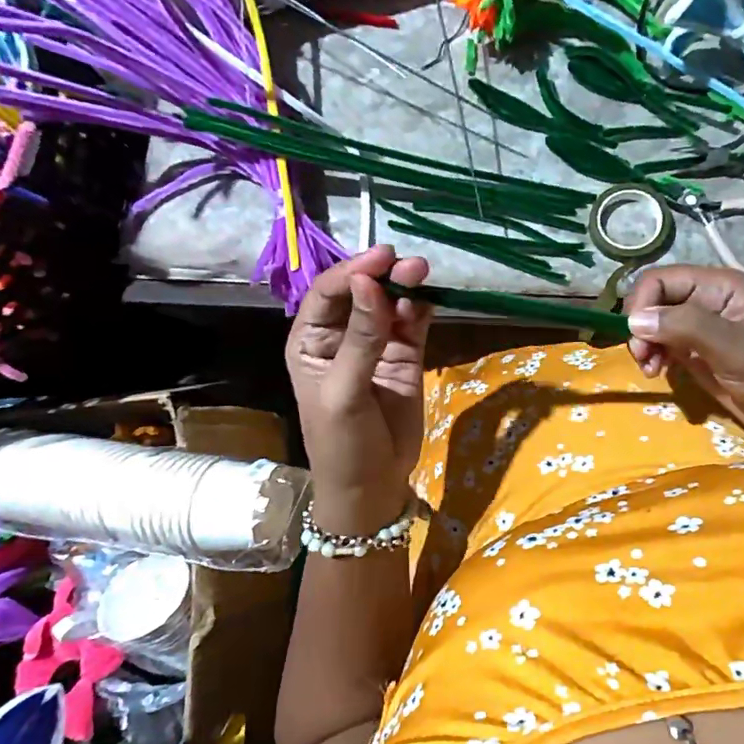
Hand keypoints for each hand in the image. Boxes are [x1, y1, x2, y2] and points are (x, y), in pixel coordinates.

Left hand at [287, 246, 434, 534]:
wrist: (372, 485)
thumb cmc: (342, 442)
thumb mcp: (345, 391)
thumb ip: (361, 338)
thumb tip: (369, 283)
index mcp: (311, 341)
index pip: (329, 294)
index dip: (353, 272)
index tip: (382, 258)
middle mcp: (342, 337)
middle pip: (362, 293)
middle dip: (383, 275)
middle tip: (412, 264)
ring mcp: (376, 346)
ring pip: (390, 305)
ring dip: (406, 288)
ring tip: (425, 275)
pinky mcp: (406, 358)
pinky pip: (413, 325)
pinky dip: (422, 310)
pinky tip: (431, 299)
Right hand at [623, 265, 743, 454]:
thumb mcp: (734, 348)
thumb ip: (686, 327)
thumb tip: (636, 320)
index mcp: (720, 286)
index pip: (662, 279)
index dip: (643, 303)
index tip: (637, 336)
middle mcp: (707, 300)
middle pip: (654, 300)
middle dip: (641, 326)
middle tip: (644, 358)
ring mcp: (701, 329)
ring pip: (654, 324)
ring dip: (644, 345)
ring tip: (651, 370)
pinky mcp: (698, 354)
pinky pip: (664, 346)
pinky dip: (654, 358)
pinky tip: (657, 374)